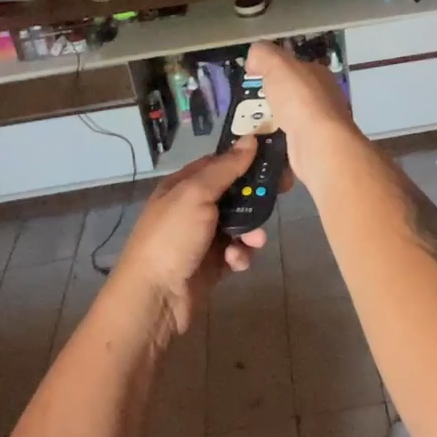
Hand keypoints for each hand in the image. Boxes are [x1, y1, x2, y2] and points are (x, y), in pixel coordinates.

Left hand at [110, 137, 269, 339]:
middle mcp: (193, 207)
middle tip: (282, 193)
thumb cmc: (172, 238)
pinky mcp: (212, 264)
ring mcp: (202, 237)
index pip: (220, 163)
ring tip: (254, 241)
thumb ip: (225, 168)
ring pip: (240, 223)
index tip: (275, 158)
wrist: (154, 298)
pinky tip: (236, 263)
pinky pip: (236, 251)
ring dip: (251, 230)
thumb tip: (250, 138)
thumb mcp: (196, 194)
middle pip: (234, 193)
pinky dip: (241, 255)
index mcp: (183, 185)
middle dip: (255, 198)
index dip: (247, 159)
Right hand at [246, 41, 361, 183]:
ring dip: (273, 121)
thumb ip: (264, 54)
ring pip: (291, 118)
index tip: (254, 77)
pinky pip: (289, 141)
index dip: (275, 69)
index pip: (296, 66)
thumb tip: (254, 59)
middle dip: (272, 98)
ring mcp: (321, 124)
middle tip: (248, 103)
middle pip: (293, 94)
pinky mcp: (313, 147)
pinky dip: (276, 141)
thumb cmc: (299, 99)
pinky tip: (262, 143)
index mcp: (319, 74)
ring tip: (249, 124)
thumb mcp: (278, 64)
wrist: (318, 145)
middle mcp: (325, 97)